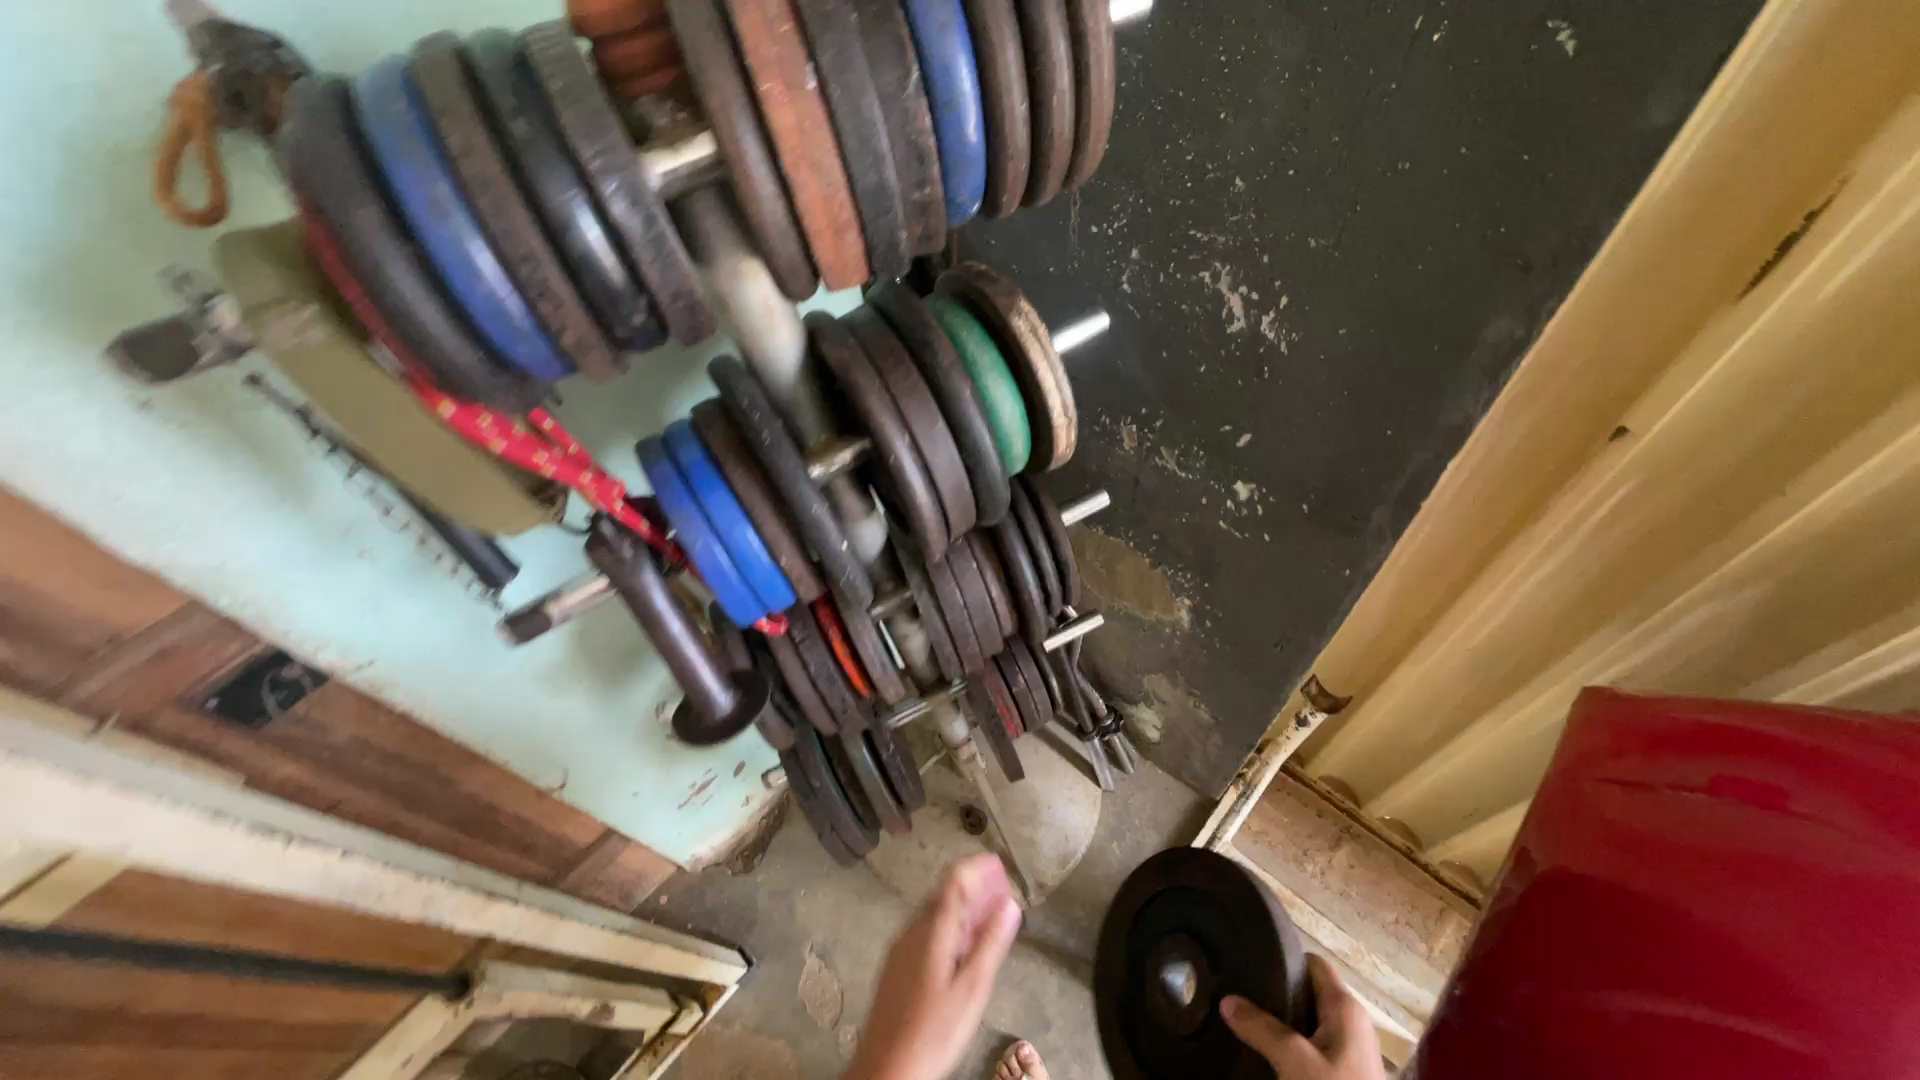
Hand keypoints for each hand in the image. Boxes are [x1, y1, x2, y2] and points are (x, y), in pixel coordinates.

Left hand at [845, 853, 1023, 1079]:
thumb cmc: (934, 1030)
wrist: (886, 1067)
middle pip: (944, 894)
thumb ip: (991, 944)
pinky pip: (926, 930)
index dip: (976, 867)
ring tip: (988, 911)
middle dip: (973, 886)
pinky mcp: (896, 965)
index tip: (997, 862)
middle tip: (1001, 887)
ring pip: (935, 913)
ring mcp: (901, 947)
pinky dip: (949, 925)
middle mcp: (913, 929)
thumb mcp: (972, 988)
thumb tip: (1011, 905)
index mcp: (932, 928)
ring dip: (962, 906)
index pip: (954, 880)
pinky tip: (962, 943)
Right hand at [1222, 955, 1385, 1078]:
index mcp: (1345, 1007)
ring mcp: (1349, 1050)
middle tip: (1240, 994)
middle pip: (1308, 992)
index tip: (1249, 963)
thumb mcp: (1295, 1061)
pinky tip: (1265, 1052)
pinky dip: (1289, 1045)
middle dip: (1275, 992)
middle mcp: (1351, 1022)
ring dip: (1280, 1021)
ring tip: (1245, 1020)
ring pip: (1308, 1021)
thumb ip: (1261, 1027)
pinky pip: (1311, 1046)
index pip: (1313, 963)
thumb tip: (1227, 1000)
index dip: (1283, 959)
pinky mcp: (1344, 1073)